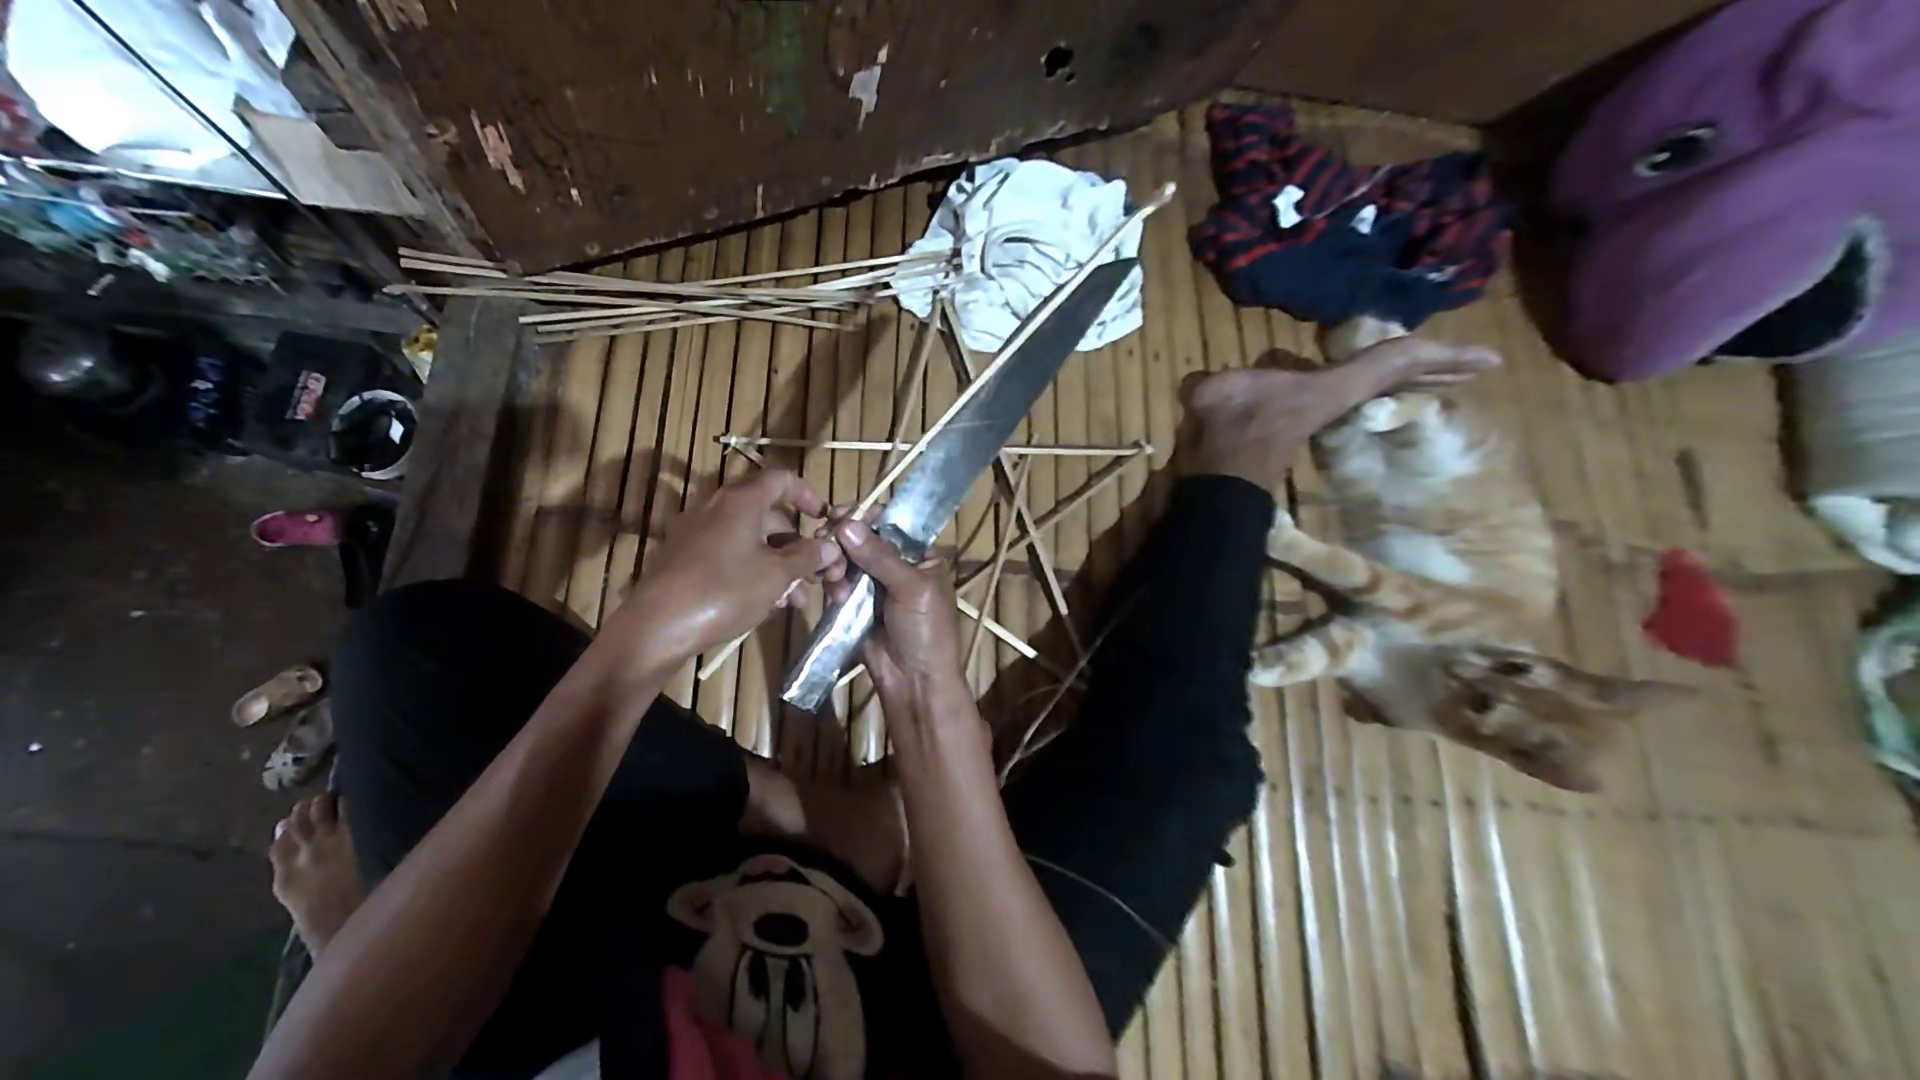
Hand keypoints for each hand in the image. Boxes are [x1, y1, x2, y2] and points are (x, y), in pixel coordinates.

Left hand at [616, 469, 844, 659]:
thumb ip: (807, 557)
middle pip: (768, 516)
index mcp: (741, 501)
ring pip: (750, 541)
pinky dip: (753, 571)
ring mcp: (697, 534)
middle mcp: (716, 508)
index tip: (824, 519)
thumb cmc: (725, 590)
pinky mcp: (685, 559)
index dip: (808, 495)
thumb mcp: (776, 575)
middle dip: (798, 545)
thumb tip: (830, 547)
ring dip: (779, 565)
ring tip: (797, 599)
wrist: (657, 626)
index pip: (781, 480)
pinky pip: (729, 556)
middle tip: (818, 573)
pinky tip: (767, 604)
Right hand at [826, 516, 968, 715]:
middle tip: (826, 539)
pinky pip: (835, 582)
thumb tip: (848, 525)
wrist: (915, 681)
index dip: (866, 516)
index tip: (842, 514)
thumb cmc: (927, 630)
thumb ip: (881, 556)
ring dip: (834, 561)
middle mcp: (894, 564)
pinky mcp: (852, 603)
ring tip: (833, 575)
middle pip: (861, 538)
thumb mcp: (912, 588)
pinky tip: (832, 591)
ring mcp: (872, 584)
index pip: (890, 523)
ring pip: (844, 558)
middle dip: (842, 538)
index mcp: (919, 554)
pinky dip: (830, 582)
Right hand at [1339, 334, 1501, 394]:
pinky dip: (1401, 379)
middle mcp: (1411, 382)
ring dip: (1426, 379)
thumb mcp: (1430, 354)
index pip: (1452, 374)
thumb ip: (1460, 356)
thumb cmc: (1393, 365)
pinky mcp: (1372, 382)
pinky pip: (1393, 380)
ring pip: (1416, 381)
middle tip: (1464, 373)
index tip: (1482, 367)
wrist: (1352, 379)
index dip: (1466, 369)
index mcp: (1427, 374)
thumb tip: (1500, 360)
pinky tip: (1396, 379)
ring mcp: (1390, 384)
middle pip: (1436, 380)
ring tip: (1433, 376)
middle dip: (1449, 376)